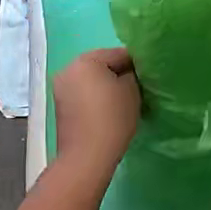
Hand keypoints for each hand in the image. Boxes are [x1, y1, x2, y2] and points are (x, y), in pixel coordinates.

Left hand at [53, 47, 141, 170]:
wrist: (87, 156)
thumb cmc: (112, 119)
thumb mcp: (132, 91)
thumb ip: (133, 74)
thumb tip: (131, 72)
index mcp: (86, 60)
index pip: (119, 53)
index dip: (138, 64)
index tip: (150, 77)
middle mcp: (69, 69)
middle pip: (102, 65)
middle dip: (120, 74)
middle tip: (139, 89)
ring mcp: (61, 88)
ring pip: (92, 80)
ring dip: (107, 86)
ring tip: (125, 102)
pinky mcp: (60, 106)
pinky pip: (84, 94)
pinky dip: (96, 98)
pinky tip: (109, 111)